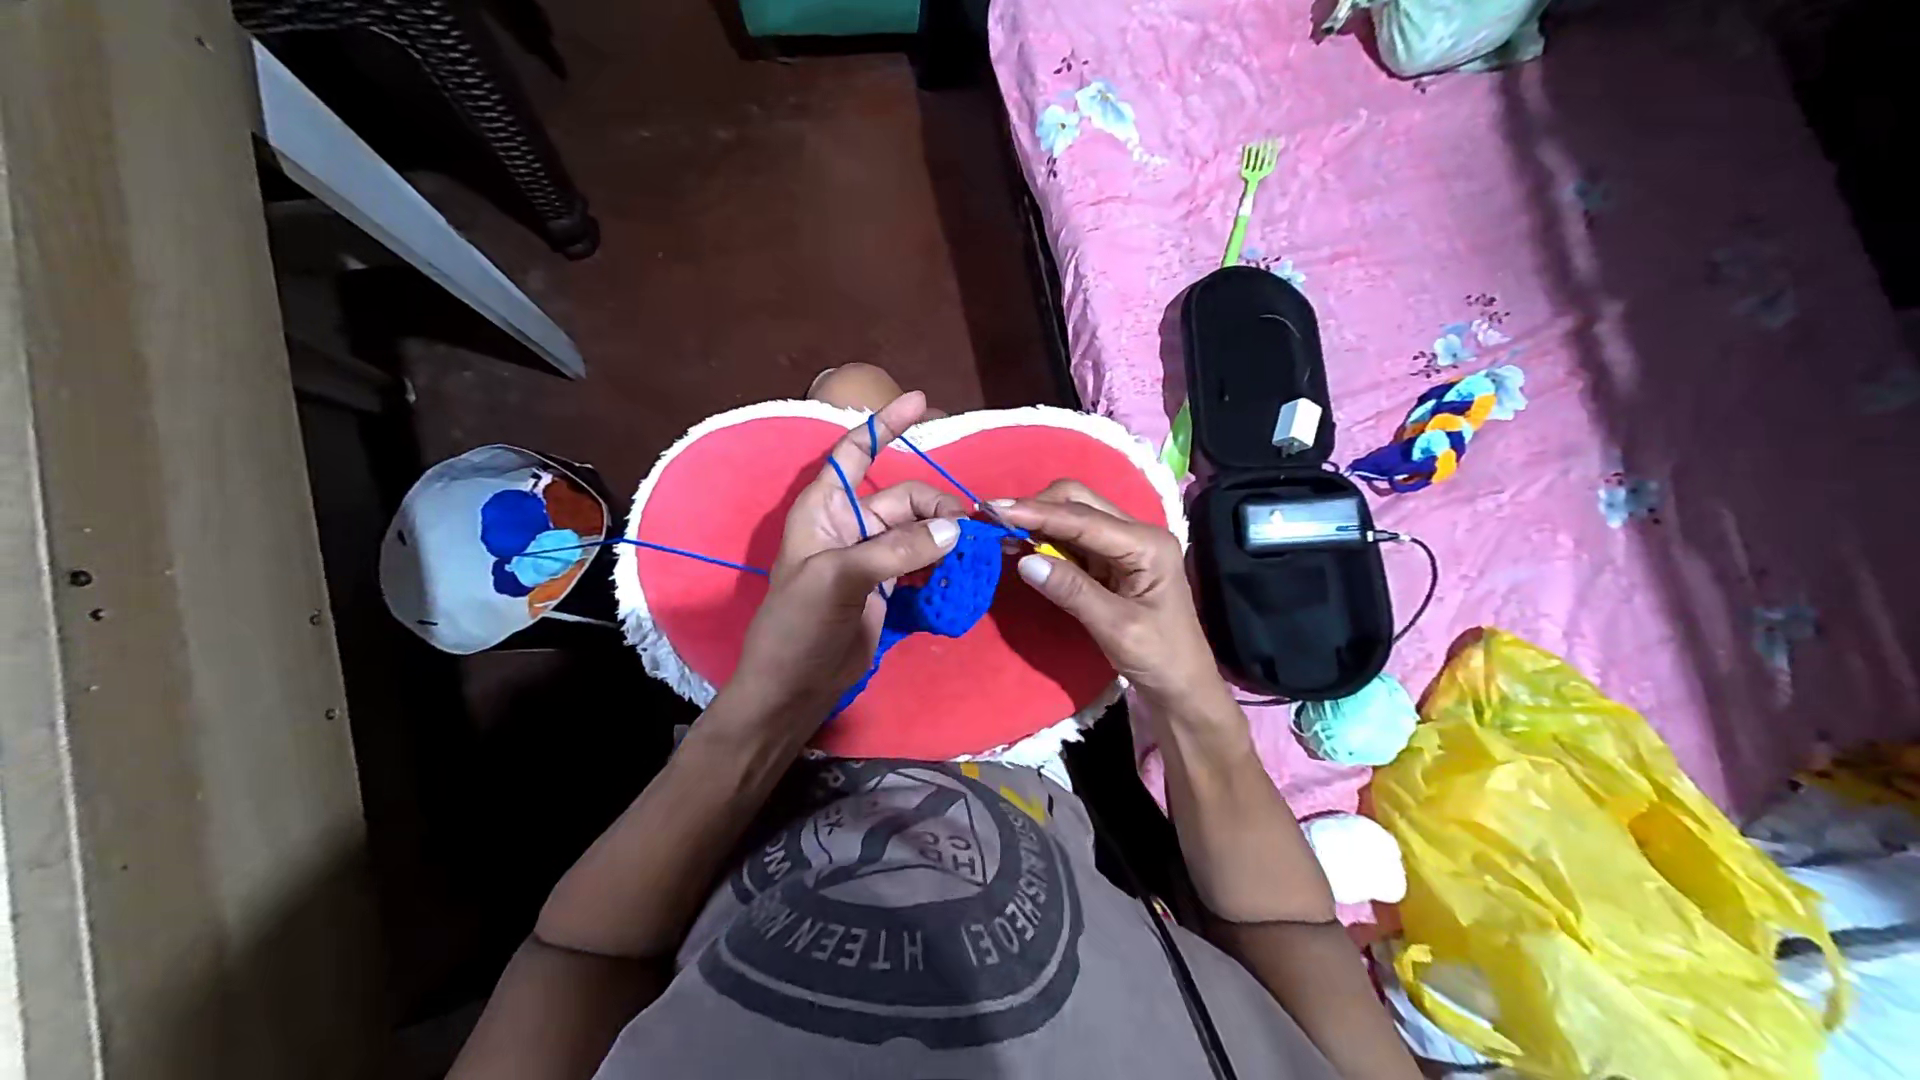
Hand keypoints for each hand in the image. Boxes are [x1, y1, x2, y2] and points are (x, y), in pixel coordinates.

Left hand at [721, 392, 969, 725]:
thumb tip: (953, 529)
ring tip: (972, 549)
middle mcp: (849, 524)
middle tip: (968, 529)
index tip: (921, 401)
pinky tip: (960, 570)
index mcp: (825, 508)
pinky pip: (922, 560)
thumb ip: (897, 551)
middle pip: (904, 496)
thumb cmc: (799, 625)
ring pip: (919, 529)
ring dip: (946, 533)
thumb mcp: (840, 579)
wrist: (794, 686)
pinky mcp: (886, 585)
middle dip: (937, 504)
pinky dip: (942, 561)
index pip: (855, 453)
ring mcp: (871, 556)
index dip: (885, 425)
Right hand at [994, 481, 1232, 714]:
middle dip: (1036, 507)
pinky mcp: (1109, 561)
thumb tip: (1024, 561)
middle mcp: (1136, 534)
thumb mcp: (1116, 628)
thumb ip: (1072, 591)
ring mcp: (1123, 545)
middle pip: (1079, 501)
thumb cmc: (1159, 658)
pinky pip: (1072, 539)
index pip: (1083, 518)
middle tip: (994, 521)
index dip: (1037, 513)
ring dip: (1037, 521)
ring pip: (1073, 515)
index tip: (995, 511)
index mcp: (1147, 544)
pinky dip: (1045, 539)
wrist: (1181, 686)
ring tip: (999, 531)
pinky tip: (1020, 546)